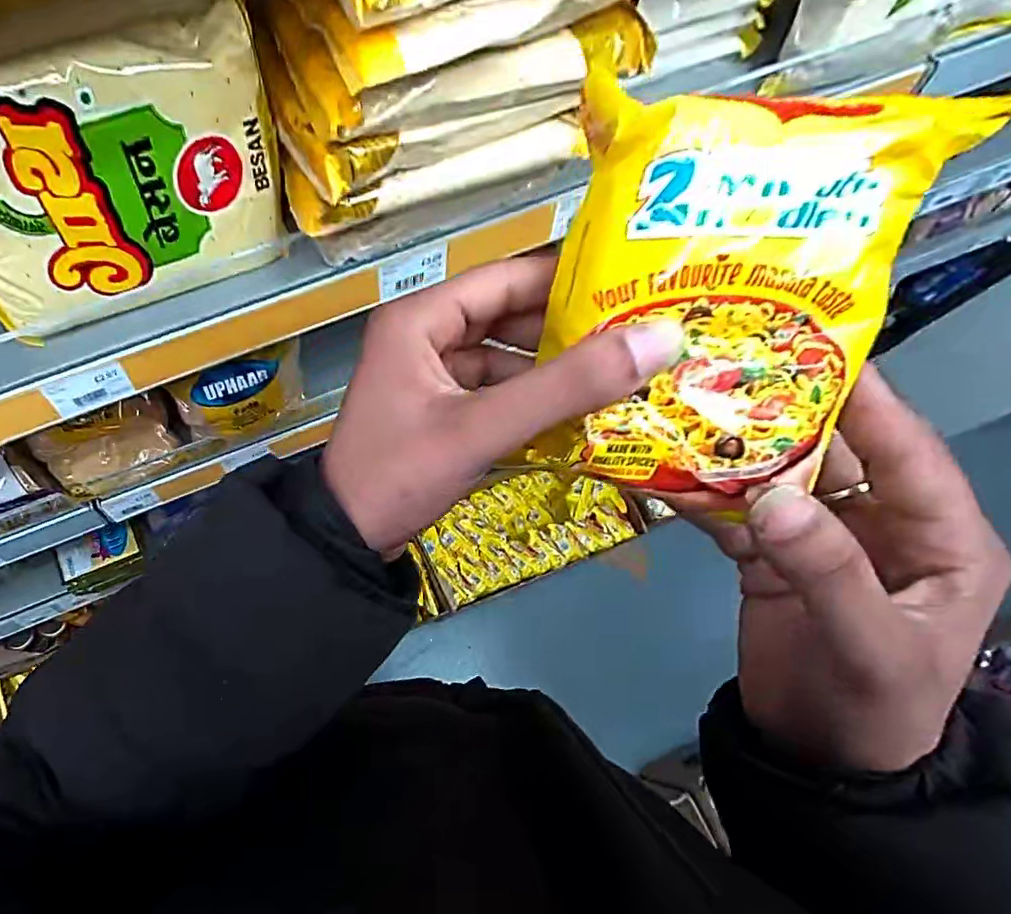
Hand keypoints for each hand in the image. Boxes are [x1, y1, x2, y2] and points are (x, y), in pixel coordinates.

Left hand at [321, 253, 681, 554]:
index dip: (571, 280)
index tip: (637, 289)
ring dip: (550, 369)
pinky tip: (572, 415)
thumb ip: (565, 387)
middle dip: (567, 330)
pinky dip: (526, 400)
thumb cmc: (400, 475)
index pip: (507, 277)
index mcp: (419, 319)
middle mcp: (421, 336)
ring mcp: (426, 375)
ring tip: (619, 376)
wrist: (347, 539)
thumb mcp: (480, 429)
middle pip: (506, 316)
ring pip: (501, 357)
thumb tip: (662, 338)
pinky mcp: (434, 410)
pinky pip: (490, 391)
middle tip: (639, 336)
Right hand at [684, 367, 1010, 771]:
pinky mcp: (769, 563)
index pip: (910, 456)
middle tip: (732, 375)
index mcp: (939, 540)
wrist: (818, 759)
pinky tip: (666, 481)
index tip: (821, 351)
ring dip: (735, 458)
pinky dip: (703, 503)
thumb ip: (828, 570)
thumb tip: (771, 496)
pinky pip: (736, 521)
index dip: (870, 404)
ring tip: (686, 419)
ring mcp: (819, 544)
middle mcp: (880, 529)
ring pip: (776, 485)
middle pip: (833, 460)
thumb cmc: (873, 707)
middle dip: (785, 421)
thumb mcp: (868, 644)